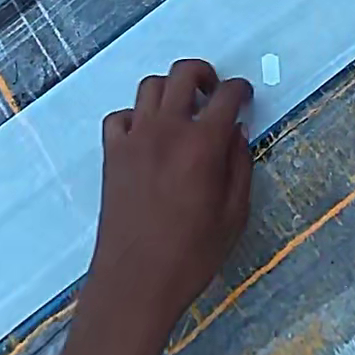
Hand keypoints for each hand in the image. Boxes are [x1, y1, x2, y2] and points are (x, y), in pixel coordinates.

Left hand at [30, 60, 252, 354]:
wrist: (136, 280)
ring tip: (180, 112)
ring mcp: (134, 136)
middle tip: (211, 92)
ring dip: (169, 91)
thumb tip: (237, 130)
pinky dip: (135, 117)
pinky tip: (146, 136)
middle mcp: (166, 128)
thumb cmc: (192, 254)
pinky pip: (120, 115)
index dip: (239, 89)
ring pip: (150, 86)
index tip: (243, 95)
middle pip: (182, 73)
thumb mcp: (234, 215)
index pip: (226, 96)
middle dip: (203, 74)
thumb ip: (239, 166)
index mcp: (201, 144)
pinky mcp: (112, 150)